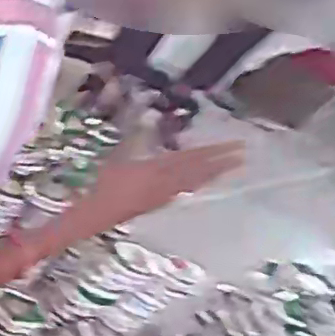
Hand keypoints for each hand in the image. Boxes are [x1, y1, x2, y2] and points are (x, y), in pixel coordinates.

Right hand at [77, 141, 243, 231]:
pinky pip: (180, 192)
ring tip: (227, 169)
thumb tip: (144, 119)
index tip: (235, 146)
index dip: (213, 152)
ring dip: (209, 176)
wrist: (92, 216)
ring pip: (191, 183)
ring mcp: (160, 197)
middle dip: (220, 164)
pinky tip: (197, 184)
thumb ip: (132, 142)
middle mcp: (164, 183)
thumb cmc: (101, 186)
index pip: (191, 158)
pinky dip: (193, 185)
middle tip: (242, 156)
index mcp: (156, 169)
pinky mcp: (153, 206)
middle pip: (197, 172)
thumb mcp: (115, 159)